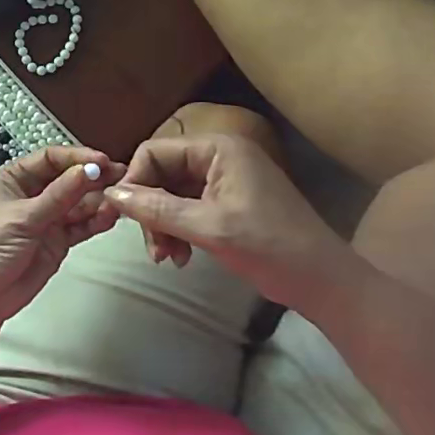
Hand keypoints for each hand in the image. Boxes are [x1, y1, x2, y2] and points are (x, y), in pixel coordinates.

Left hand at [0, 146, 124, 323]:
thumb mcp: (24, 217)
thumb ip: (59, 195)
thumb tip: (91, 169)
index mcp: (13, 179)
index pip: (50, 159)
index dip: (77, 158)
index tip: (104, 162)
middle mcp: (31, 194)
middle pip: (68, 179)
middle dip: (94, 178)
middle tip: (125, 178)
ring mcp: (45, 218)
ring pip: (78, 203)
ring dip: (99, 200)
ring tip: (122, 200)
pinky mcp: (56, 241)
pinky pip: (81, 225)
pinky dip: (96, 221)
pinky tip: (112, 217)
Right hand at [104, 133, 364, 308]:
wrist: (324, 284)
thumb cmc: (270, 247)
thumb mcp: (207, 227)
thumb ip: (155, 208)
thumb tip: (110, 194)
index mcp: (218, 150)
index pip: (153, 152)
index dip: (135, 182)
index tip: (125, 217)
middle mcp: (218, 157)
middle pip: (159, 175)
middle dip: (149, 211)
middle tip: (153, 249)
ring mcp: (223, 180)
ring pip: (168, 195)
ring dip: (161, 226)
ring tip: (167, 258)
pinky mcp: (225, 203)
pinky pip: (184, 209)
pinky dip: (176, 231)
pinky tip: (180, 257)